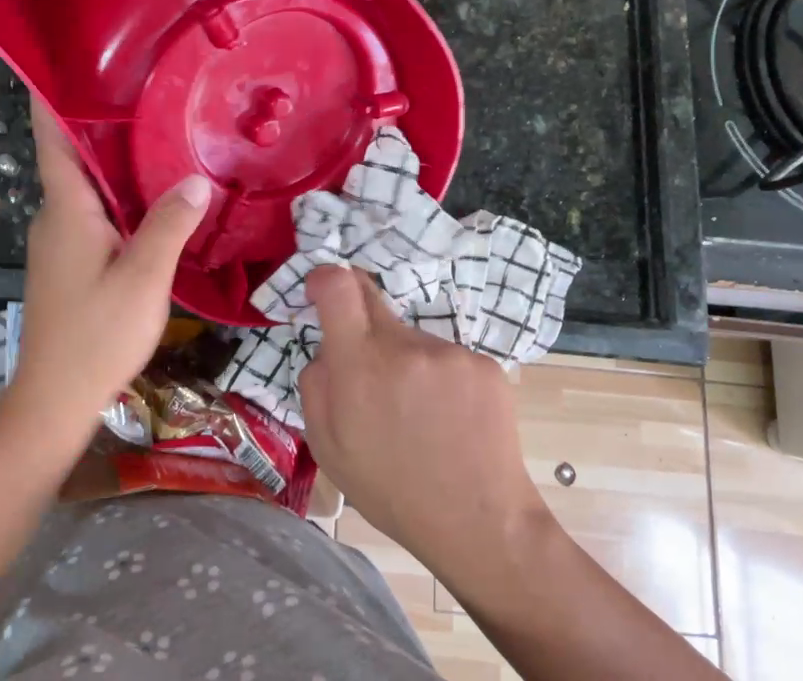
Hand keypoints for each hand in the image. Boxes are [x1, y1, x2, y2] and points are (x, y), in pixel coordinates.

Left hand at [5, 100, 210, 427]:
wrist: (55, 396)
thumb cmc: (97, 334)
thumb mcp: (144, 278)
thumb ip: (170, 225)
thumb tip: (196, 178)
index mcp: (66, 210)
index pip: (52, 139)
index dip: (52, 98)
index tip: (65, 61)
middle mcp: (54, 217)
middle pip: (71, 158)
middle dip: (99, 122)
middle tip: (142, 89)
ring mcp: (57, 242)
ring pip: (83, 188)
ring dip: (111, 161)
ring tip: (156, 132)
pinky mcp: (65, 263)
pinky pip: (89, 213)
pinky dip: (115, 195)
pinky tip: (150, 197)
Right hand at [298, 266, 550, 587]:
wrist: (479, 523)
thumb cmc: (389, 490)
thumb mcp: (326, 446)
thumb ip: (316, 384)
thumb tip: (327, 349)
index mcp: (359, 365)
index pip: (340, 286)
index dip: (326, 279)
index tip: (321, 293)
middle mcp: (405, 346)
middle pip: (373, 304)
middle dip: (362, 328)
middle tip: (370, 373)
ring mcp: (450, 354)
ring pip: (412, 340)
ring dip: (406, 363)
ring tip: (419, 415)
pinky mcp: (486, 366)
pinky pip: (447, 358)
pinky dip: (441, 379)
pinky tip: (450, 419)